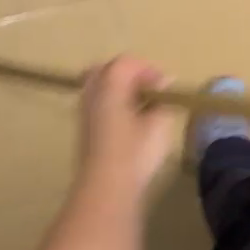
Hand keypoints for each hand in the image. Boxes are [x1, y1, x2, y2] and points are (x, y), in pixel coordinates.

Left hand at [76, 56, 176, 194]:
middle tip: (149, 90)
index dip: (149, 69)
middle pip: (107, 69)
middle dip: (129, 75)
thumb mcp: (159, 125)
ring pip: (99, 87)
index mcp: (110, 85)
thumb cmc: (135, 153)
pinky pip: (97, 104)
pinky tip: (129, 123)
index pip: (127, 62)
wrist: (106, 187)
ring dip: (120, 91)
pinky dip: (112, 105)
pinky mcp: (84, 129)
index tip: (166, 87)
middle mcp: (92, 93)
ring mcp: (84, 111)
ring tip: (141, 107)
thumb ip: (162, 102)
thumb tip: (162, 88)